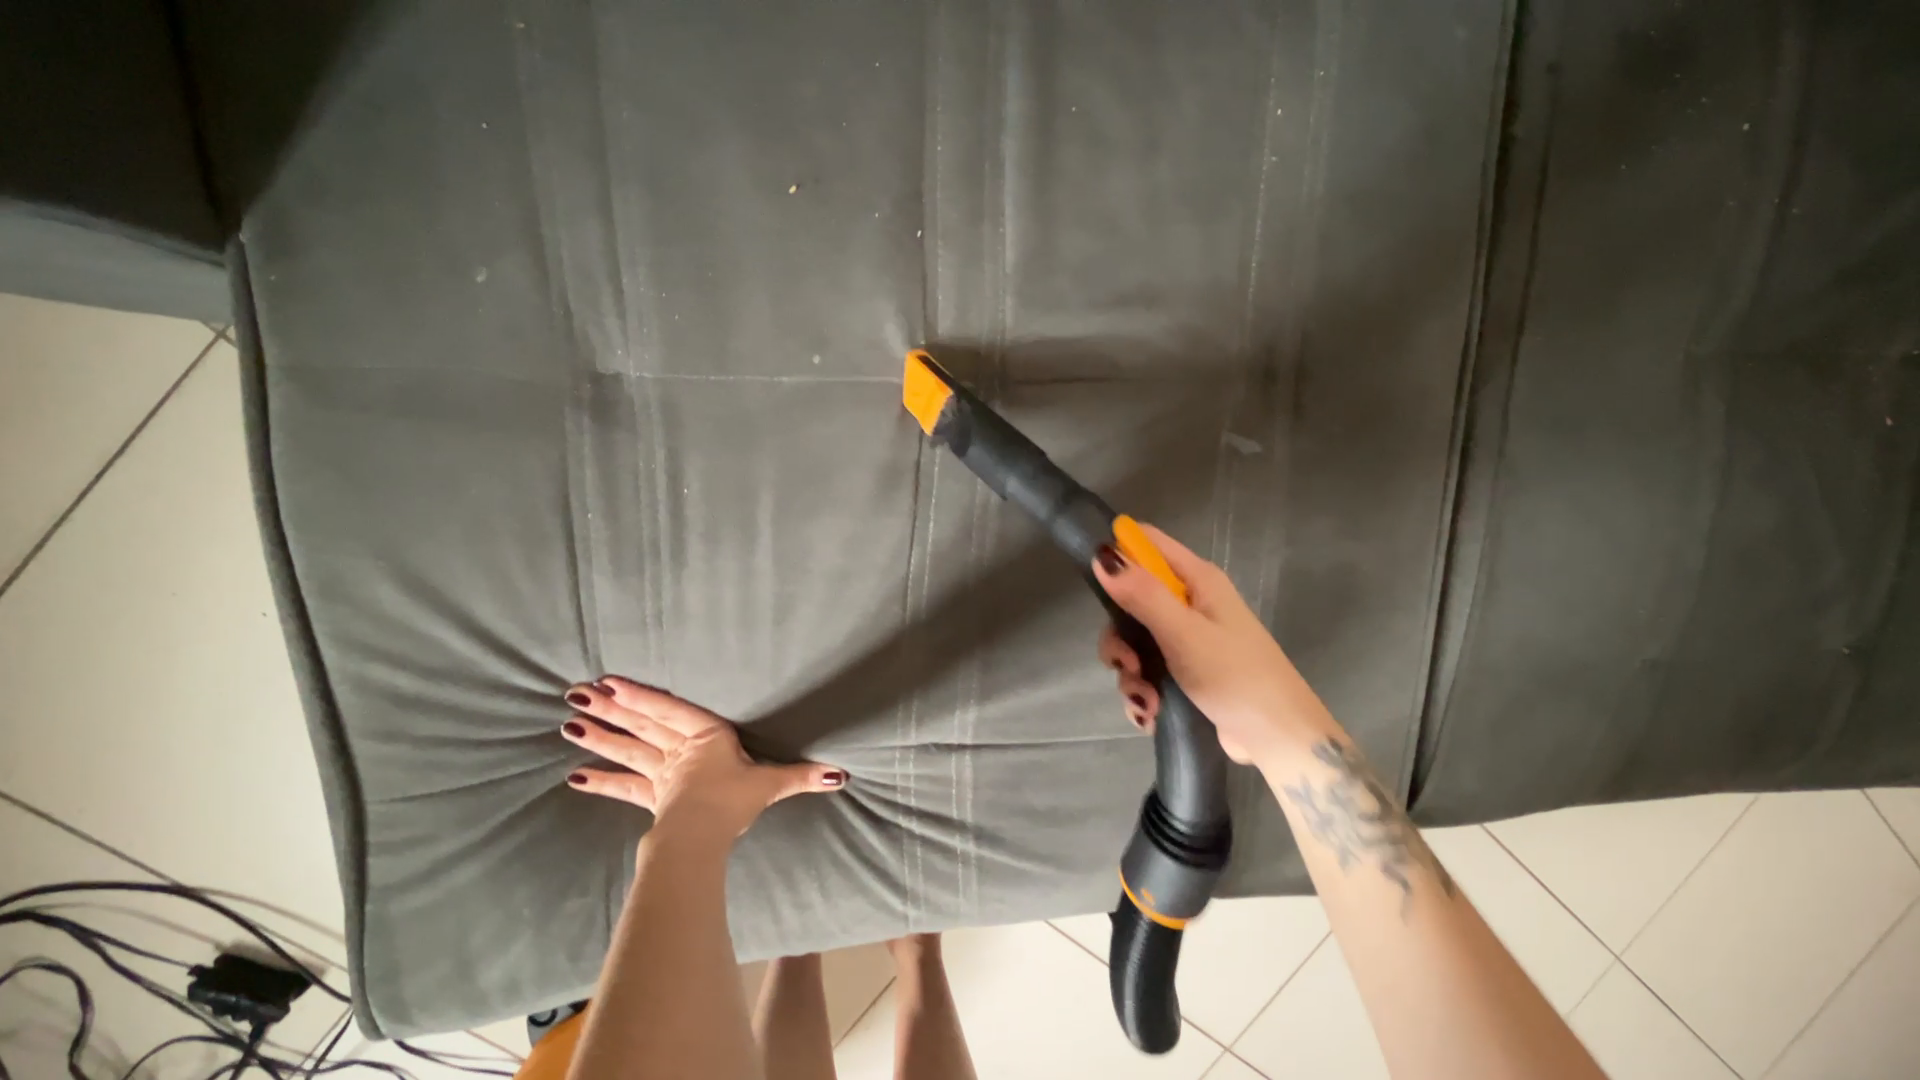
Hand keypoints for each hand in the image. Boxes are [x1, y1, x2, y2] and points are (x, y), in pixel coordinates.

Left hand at [560, 677, 847, 839]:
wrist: (700, 840)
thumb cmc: (733, 804)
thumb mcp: (771, 785)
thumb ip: (802, 777)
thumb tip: (841, 776)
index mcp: (705, 738)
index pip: (670, 710)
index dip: (641, 695)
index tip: (610, 681)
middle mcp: (678, 752)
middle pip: (641, 726)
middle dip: (609, 709)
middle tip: (575, 692)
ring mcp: (661, 776)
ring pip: (627, 751)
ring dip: (598, 737)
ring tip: (568, 722)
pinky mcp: (652, 800)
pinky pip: (623, 789)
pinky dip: (600, 782)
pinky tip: (573, 776)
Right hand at [1092, 523, 1337, 767]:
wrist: (1276, 736)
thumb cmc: (1233, 675)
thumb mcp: (1183, 633)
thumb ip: (1143, 595)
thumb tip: (1102, 556)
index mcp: (1197, 581)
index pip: (1147, 544)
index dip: (1117, 554)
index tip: (1096, 584)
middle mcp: (1191, 604)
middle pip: (1131, 602)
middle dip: (1119, 638)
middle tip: (1126, 664)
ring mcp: (1188, 640)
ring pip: (1135, 644)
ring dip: (1131, 675)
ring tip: (1146, 702)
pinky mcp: (1186, 673)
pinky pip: (1148, 673)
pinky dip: (1143, 693)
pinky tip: (1150, 714)